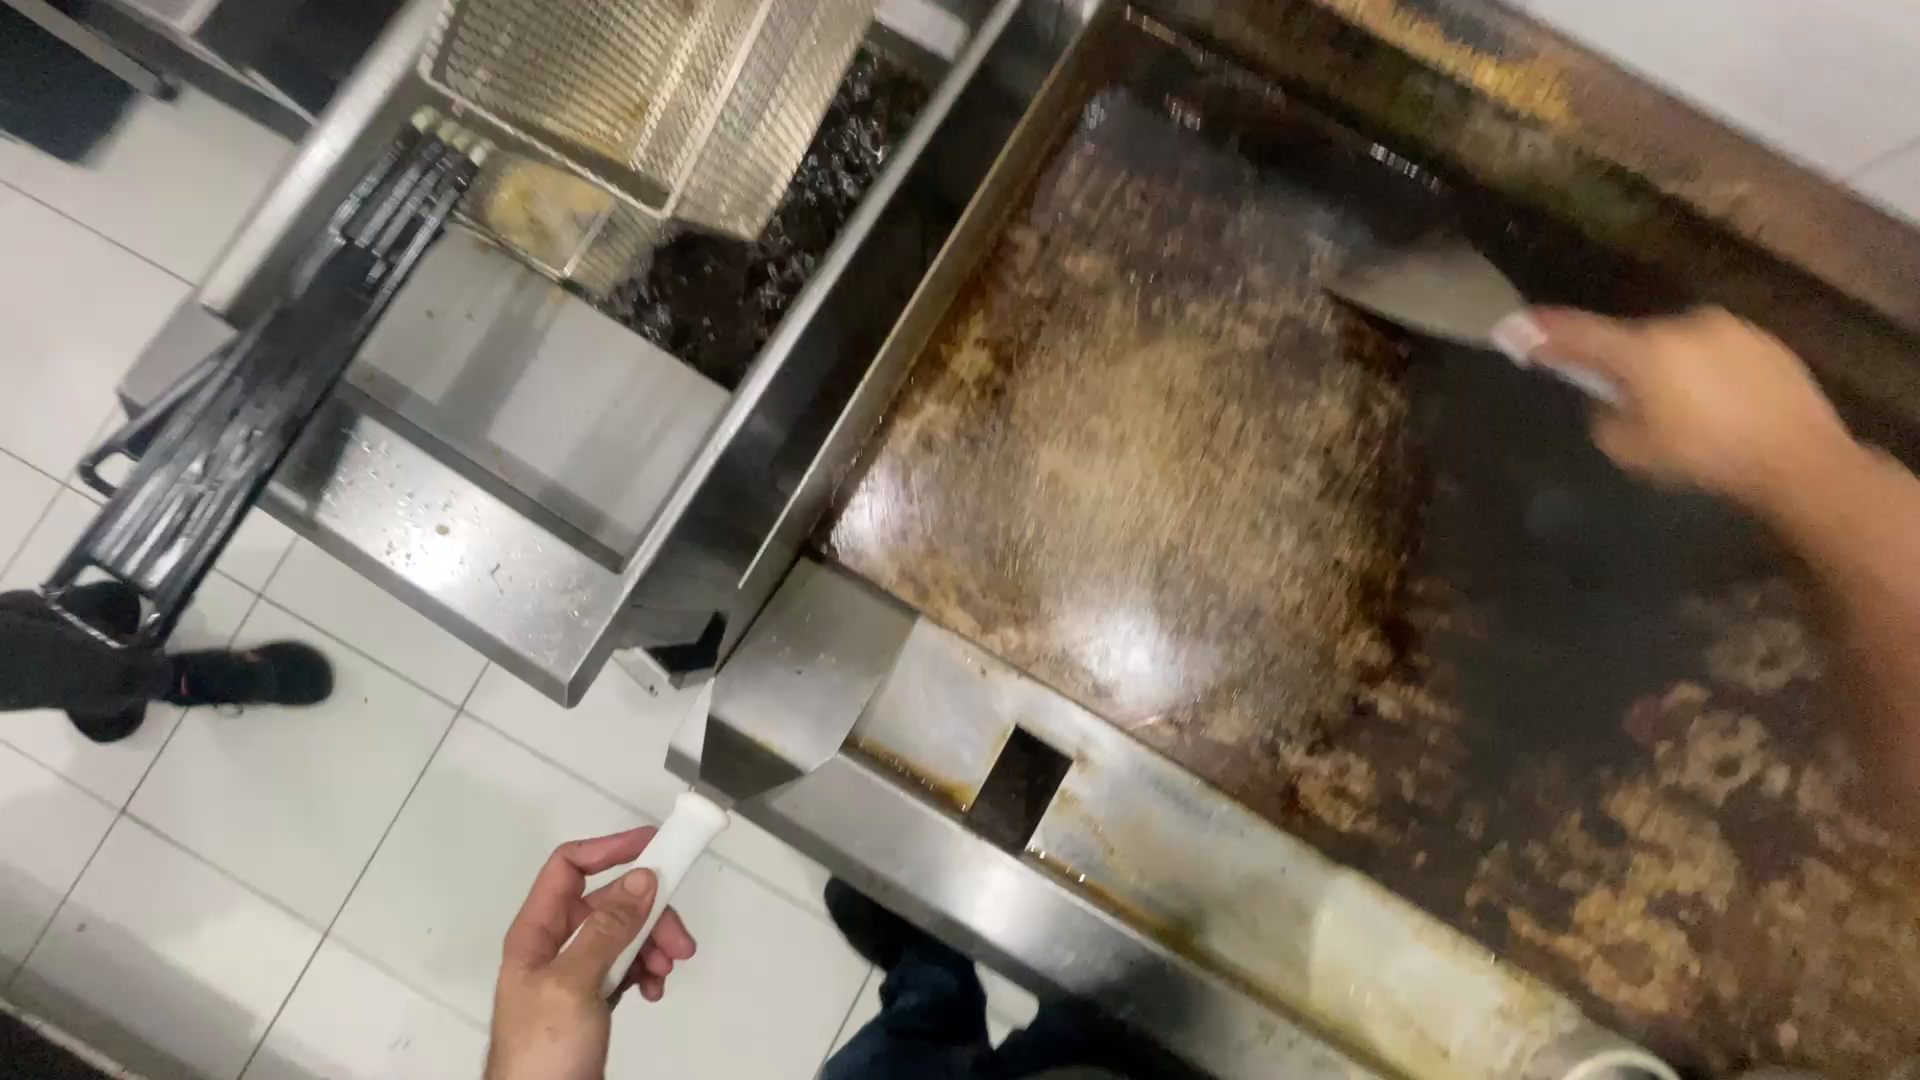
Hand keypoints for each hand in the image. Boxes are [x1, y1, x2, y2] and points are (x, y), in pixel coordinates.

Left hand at [485, 828, 697, 1079]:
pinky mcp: (594, 995)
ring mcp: (576, 970)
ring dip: (655, 943)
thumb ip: (608, 928)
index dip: (610, 848)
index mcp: (538, 932)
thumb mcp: (573, 985)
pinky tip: (655, 988)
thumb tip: (644, 876)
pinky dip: (648, 969)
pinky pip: (630, 963)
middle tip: (679, 937)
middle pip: (613, 900)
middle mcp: (557, 943)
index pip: (569, 866)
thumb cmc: (543, 1051)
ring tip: (670, 969)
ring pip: (627, 931)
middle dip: (651, 912)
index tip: (655, 844)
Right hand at [1518, 306, 1858, 508]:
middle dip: (1610, 358)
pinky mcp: (1762, 342)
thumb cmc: (1698, 455)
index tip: (1515, 326)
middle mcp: (1683, 327)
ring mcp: (1728, 331)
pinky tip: (1704, 400)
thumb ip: (1602, 411)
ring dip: (1656, 364)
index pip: (1579, 336)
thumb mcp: (1624, 445)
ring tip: (1666, 401)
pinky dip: (1694, 368)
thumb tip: (1606, 395)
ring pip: (1669, 343)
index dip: (1543, 332)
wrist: (1796, 459)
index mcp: (1643, 351)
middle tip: (1606, 387)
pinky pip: (1707, 350)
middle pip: (1626, 338)